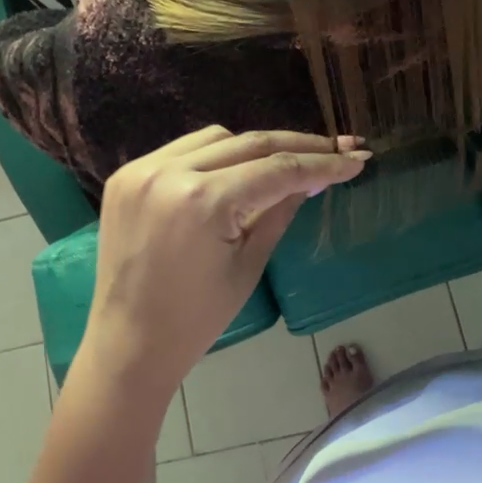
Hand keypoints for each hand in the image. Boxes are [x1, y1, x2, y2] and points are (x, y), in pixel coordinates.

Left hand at [82, 127, 370, 391]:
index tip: (356, 160)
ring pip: (215, 138)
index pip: (277, 169)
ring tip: (285, 164)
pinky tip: (236, 170)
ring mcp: (141, 170)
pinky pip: (182, 150)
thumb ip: (281, 211)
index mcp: (202, 201)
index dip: (322, 164)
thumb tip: (313, 178)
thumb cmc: (196, 319)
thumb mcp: (248, 265)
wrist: (128, 344)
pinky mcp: (125, 175)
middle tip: (336, 149)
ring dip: (253, 146)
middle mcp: (168, 172)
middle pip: (249, 142)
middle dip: (297, 145)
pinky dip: (214, 155)